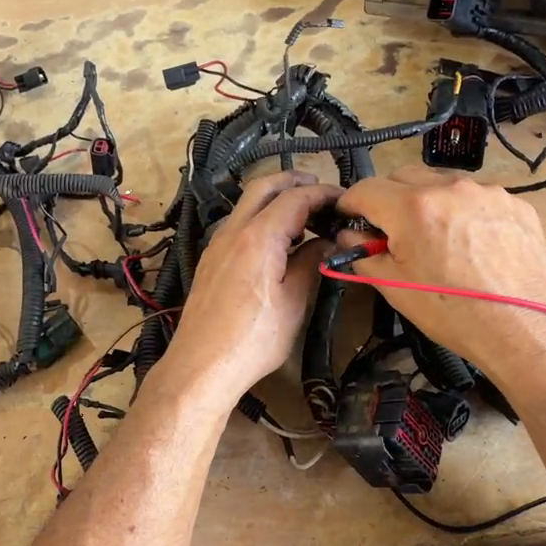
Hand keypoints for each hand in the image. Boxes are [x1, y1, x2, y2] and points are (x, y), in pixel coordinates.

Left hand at [160, 170, 341, 405]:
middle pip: (263, 187)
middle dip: (293, 181)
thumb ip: (311, 263)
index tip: (343, 198)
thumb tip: (326, 242)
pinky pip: (238, 223)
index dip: (322, 193)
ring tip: (304, 214)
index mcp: (259, 237)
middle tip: (320, 189)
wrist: (202, 365)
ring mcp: (217, 243)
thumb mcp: (294, 302)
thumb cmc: (254, 339)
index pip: (295, 198)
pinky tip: (277, 239)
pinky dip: (260, 216)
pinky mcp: (211, 259)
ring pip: (246, 203)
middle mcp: (233, 231)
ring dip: (274, 198)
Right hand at [335, 166, 545, 372]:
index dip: (351, 203)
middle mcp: (449, 188)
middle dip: (390, 198)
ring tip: (438, 238)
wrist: (523, 329)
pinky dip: (465, 211)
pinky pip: (477, 197)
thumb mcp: (394, 287)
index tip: (349, 217)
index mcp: (413, 207)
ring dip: (430, 201)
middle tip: (394, 231)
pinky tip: (472, 243)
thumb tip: (350, 236)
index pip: (366, 188)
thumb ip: (363, 253)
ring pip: (442, 183)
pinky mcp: (515, 204)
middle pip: (403, 177)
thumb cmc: (452, 312)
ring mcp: (487, 192)